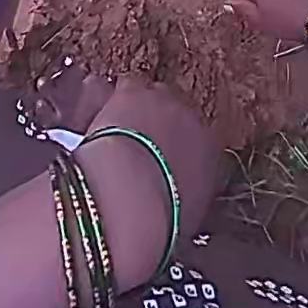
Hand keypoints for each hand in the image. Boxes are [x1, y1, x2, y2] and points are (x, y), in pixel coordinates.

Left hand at [77, 78, 219, 288]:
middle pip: (177, 113)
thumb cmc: (160, 221)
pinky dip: (110, 99)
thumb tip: (180, 206)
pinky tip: (96, 114)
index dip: (180, 151)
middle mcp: (192, 118)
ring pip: (151, 93)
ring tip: (117, 129)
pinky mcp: (131, 91)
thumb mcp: (186, 219)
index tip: (166, 164)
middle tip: (139, 147)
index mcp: (211, 151)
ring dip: (137, 106)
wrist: (131, 196)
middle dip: (160, 124)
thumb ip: (188, 201)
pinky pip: (123, 87)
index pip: (203, 144)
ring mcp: (162, 100)